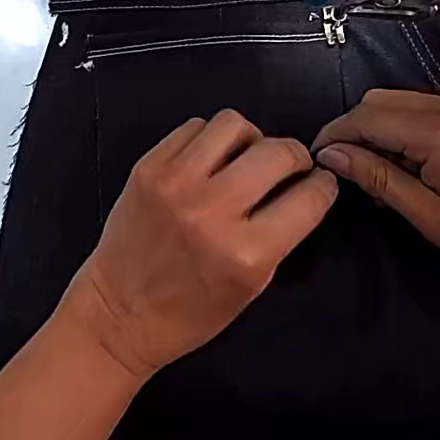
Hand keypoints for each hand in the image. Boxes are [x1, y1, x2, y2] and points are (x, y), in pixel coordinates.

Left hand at [60, 109, 337, 379]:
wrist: (117, 315)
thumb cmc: (191, 312)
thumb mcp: (253, 285)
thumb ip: (282, 231)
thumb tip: (305, 183)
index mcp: (246, 254)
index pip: (309, 198)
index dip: (323, 185)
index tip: (319, 182)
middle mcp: (212, 210)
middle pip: (278, 151)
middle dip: (295, 155)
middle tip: (289, 165)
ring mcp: (176, 182)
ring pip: (235, 123)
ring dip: (251, 138)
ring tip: (244, 157)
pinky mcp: (149, 166)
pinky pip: (196, 126)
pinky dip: (211, 138)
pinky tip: (208, 160)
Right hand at [312, 90, 439, 311]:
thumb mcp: (435, 222)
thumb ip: (380, 180)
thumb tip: (332, 155)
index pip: (368, 117)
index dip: (335, 135)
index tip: (317, 161)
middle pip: (382, 100)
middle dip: (356, 130)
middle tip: (351, 176)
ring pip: (403, 101)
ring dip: (381, 129)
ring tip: (383, 177)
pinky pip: (428, 107)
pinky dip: (408, 128)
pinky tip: (414, 165)